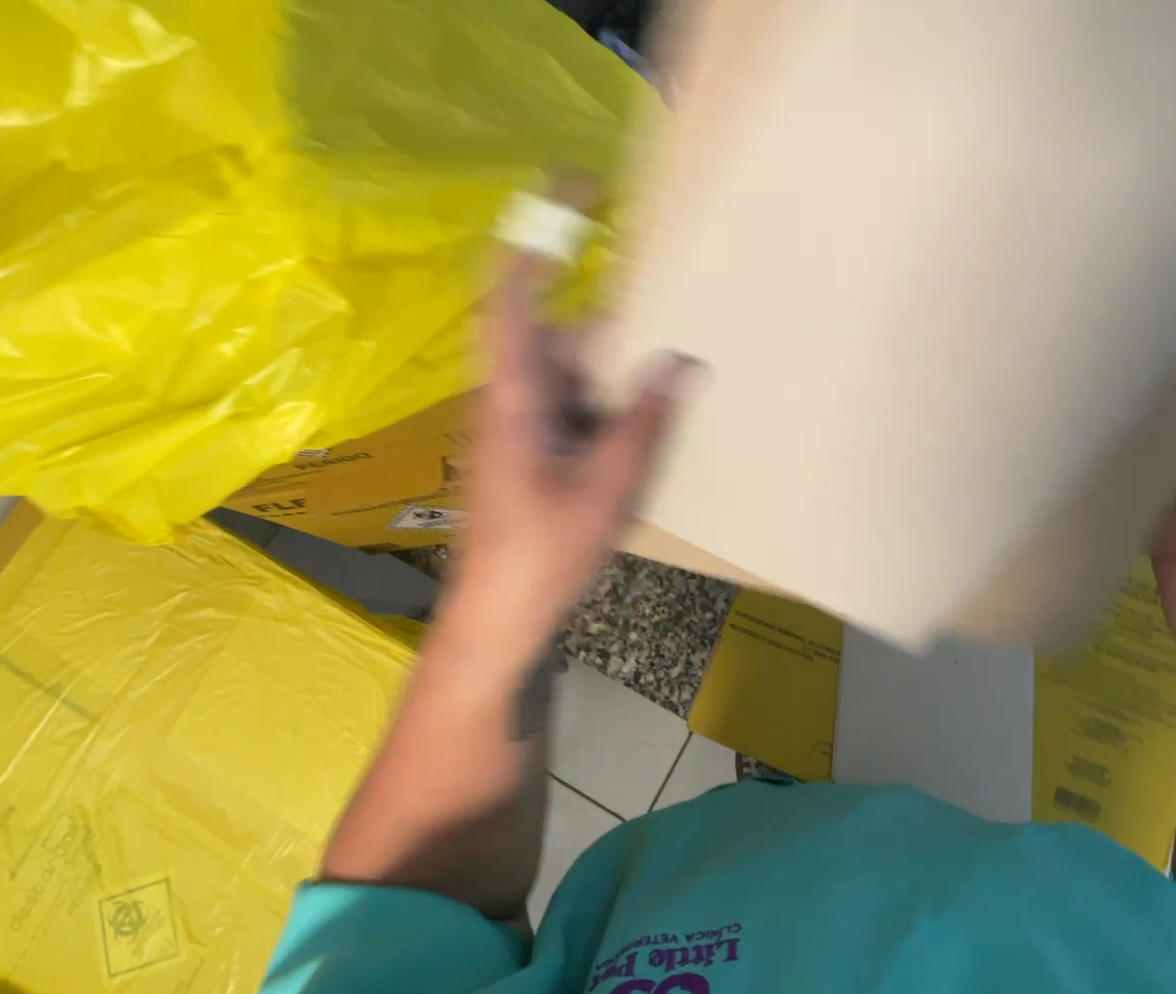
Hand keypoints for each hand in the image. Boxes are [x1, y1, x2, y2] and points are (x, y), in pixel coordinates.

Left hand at [434, 231, 695, 682]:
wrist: (494, 620)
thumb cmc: (538, 558)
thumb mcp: (603, 491)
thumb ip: (642, 425)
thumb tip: (681, 364)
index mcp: (513, 397)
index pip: (511, 294)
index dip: (536, 235)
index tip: (577, 190)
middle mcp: (509, 400)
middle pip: (562, 340)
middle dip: (615, 347)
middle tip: (669, 365)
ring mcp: (517, 428)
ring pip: (573, 381)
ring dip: (616, 393)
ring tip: (658, 421)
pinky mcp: (528, 454)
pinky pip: (572, 413)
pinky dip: (606, 420)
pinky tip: (636, 455)